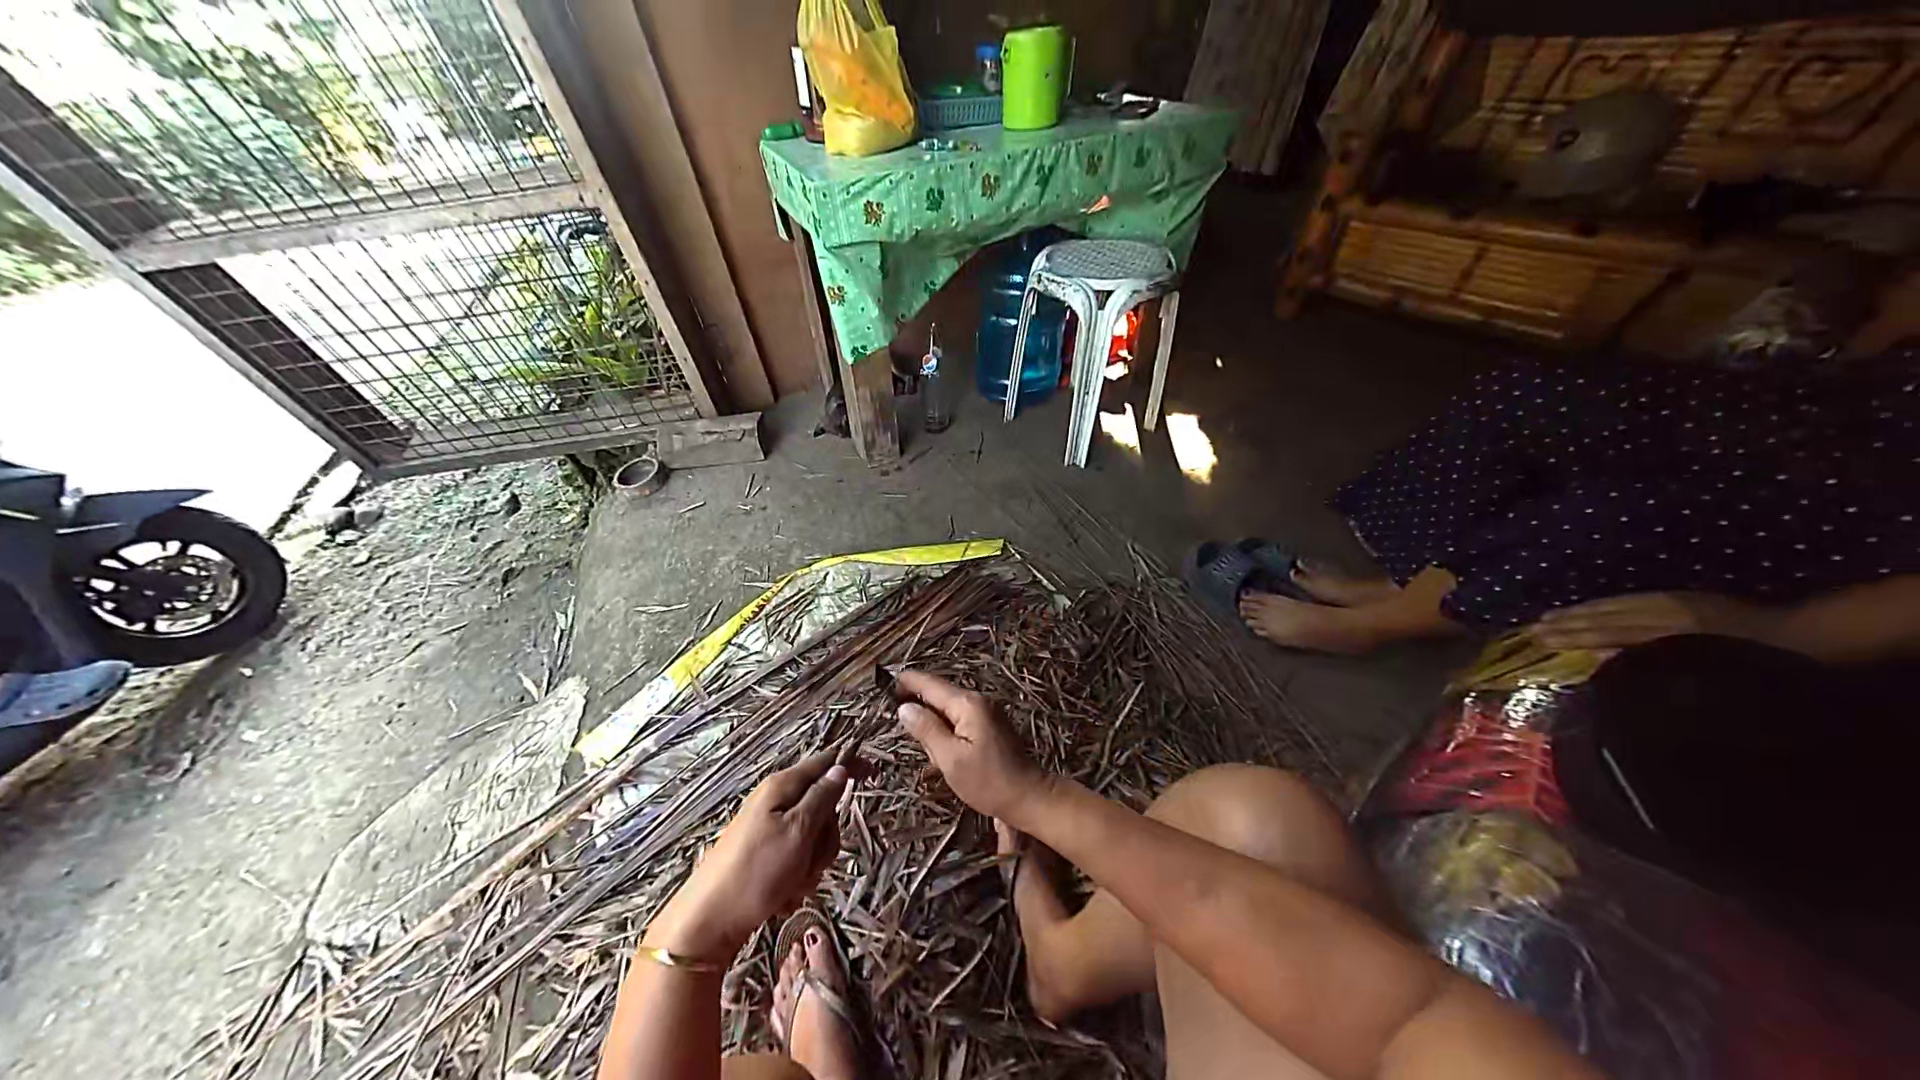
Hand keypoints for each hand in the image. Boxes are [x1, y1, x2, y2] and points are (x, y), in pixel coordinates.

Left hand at [644, 750, 851, 962]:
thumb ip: (823, 798)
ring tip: (794, 880)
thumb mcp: (798, 833)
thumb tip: (840, 768)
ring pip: (814, 835)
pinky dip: (798, 875)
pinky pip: (797, 857)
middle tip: (813, 857)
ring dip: (813, 860)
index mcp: (783, 787)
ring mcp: (769, 828)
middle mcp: (776, 801)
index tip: (875, 774)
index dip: (851, 766)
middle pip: (823, 805)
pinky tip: (784, 893)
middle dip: (827, 835)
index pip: (825, 762)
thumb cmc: (756, 873)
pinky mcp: (765, 853)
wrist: (709, 922)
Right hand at [894, 670, 1050, 823]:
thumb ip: (926, 730)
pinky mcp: (990, 727)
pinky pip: (959, 721)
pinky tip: (942, 754)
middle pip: (938, 696)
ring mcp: (986, 713)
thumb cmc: (988, 782)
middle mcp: (978, 701)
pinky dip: (945, 732)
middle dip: (919, 709)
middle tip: (902, 728)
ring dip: (932, 725)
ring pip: (947, 710)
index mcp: (967, 704)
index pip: (930, 684)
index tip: (885, 684)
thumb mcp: (950, 758)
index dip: (907, 682)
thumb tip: (905, 708)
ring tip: (926, 750)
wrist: (1028, 798)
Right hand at [1530, 592, 1778, 650]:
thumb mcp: (1707, 669)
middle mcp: (1671, 613)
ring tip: (1549, 616)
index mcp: (1676, 632)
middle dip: (1569, 622)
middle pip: (1609, 616)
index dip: (1574, 635)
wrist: (1810, 638)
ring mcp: (1678, 603)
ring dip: (1581, 611)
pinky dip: (1606, 603)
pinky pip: (1635, 599)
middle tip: (1532, 627)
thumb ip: (1652, 663)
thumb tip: (1598, 659)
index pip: (1611, 632)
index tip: (1540, 639)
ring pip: (1619, 605)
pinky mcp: (1686, 600)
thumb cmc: (1759, 666)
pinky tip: (1589, 608)